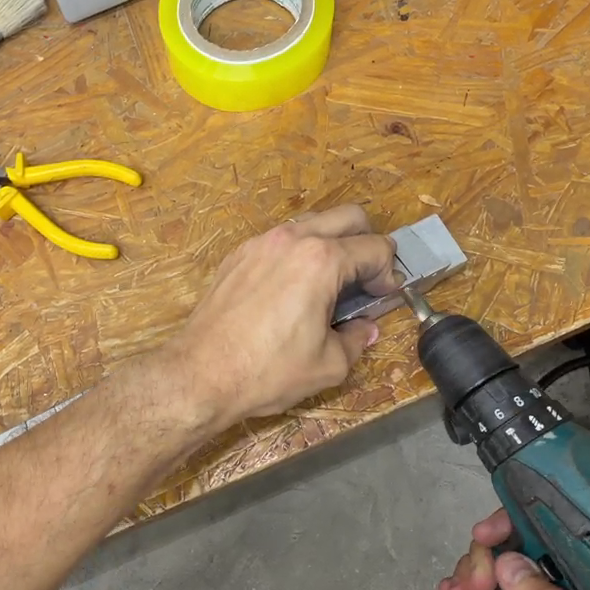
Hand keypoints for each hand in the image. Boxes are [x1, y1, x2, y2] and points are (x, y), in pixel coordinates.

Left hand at [158, 206, 397, 428]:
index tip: (384, 296)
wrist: (201, 373)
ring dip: (332, 242)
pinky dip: (298, 252)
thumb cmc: (267, 371)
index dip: (389, 273)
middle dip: (367, 243)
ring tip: (331, 282)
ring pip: (312, 222)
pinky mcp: (239, 254)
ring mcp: (261, 242)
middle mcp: (292, 240)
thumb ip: (355, 339)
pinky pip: (280, 239)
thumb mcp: (328, 365)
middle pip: (348, 217)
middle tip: (366, 280)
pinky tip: (294, 288)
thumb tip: (364, 329)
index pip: (375, 248)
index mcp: (321, 261)